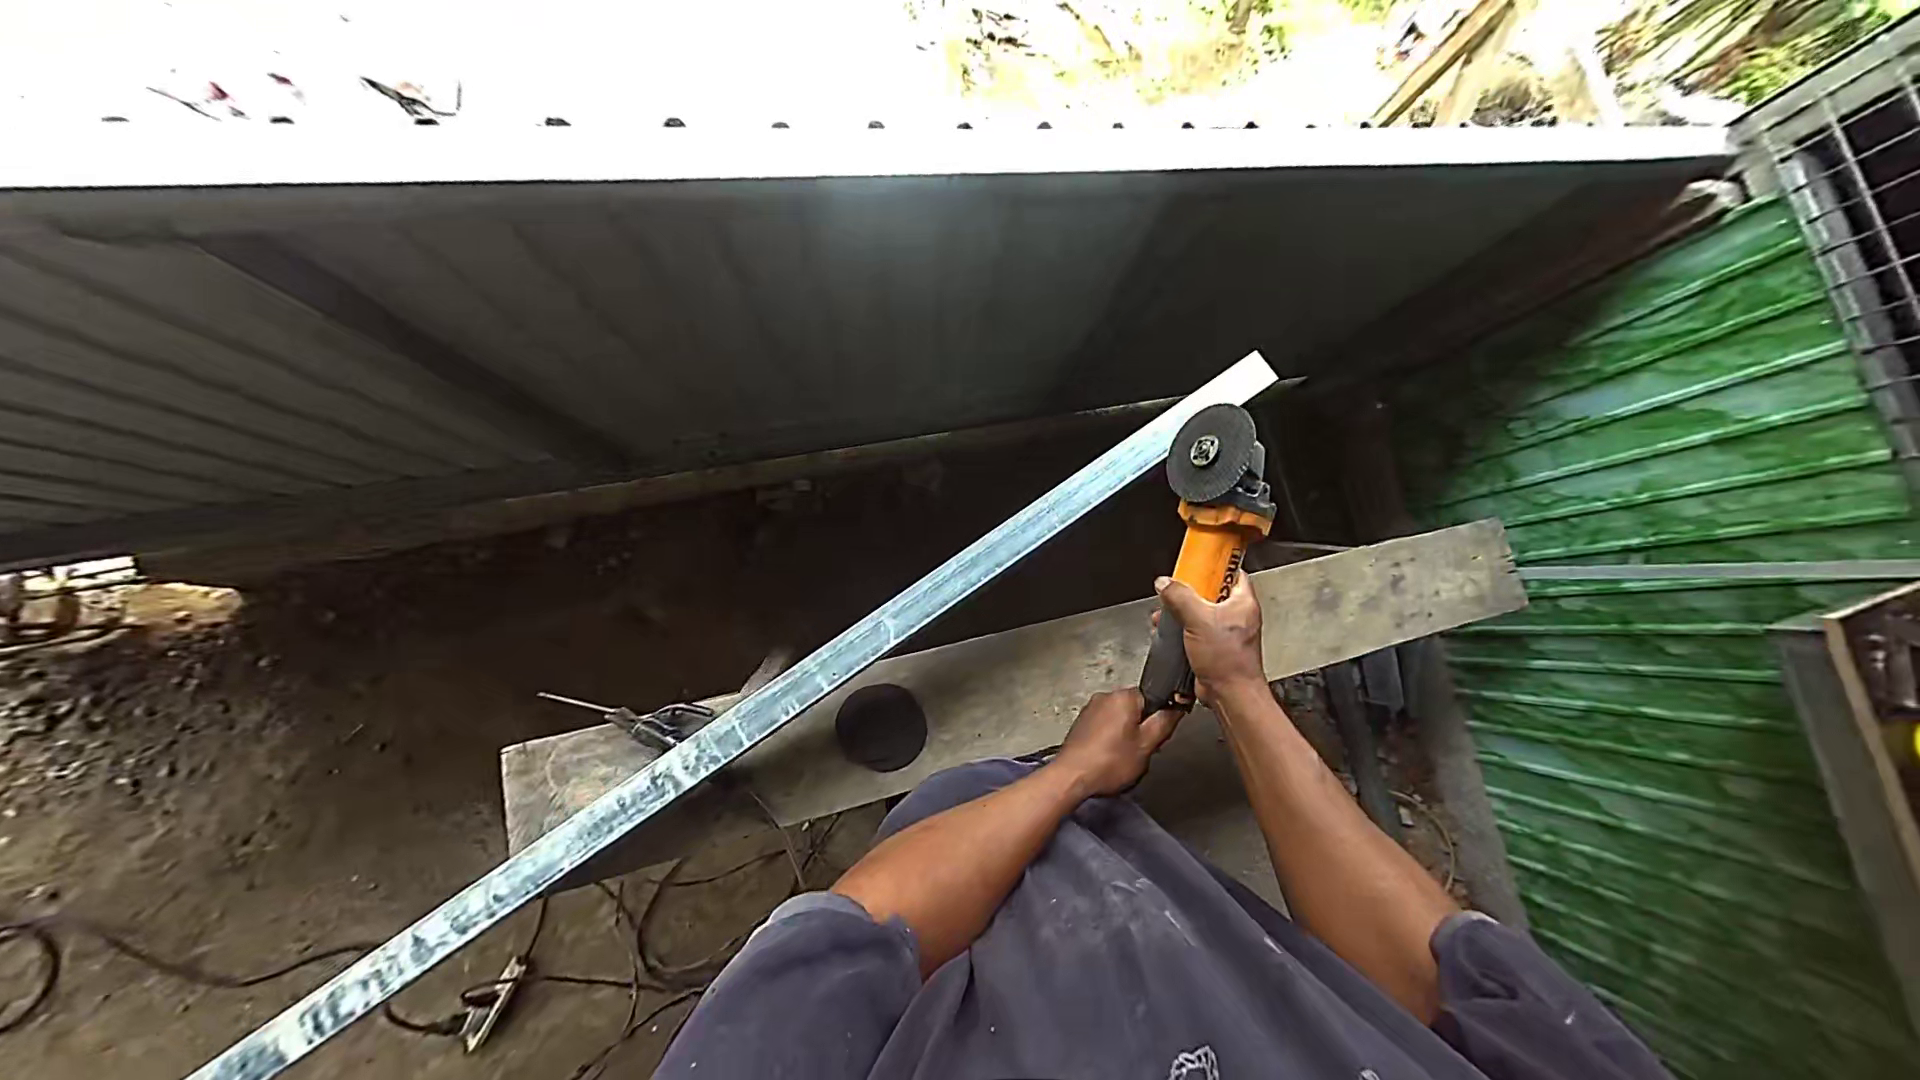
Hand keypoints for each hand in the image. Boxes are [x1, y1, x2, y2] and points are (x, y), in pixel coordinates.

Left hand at [1051, 688, 1180, 797]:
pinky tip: (1108, 756)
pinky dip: (1109, 738)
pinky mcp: (1081, 722)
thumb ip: (1165, 722)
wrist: (1073, 776)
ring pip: (1119, 718)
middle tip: (1140, 750)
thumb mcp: (1147, 744)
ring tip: (1122, 757)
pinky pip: (1104, 726)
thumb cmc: (1109, 762)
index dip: (1159, 718)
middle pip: (1135, 708)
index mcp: (1123, 696)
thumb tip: (1175, 707)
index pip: (1152, 697)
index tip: (1157, 736)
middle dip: (1141, 728)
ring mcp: (1090, 709)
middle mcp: (1105, 696)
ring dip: (1125, 734)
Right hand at [1154, 570, 1264, 704]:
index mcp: (1242, 601)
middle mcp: (1236, 614)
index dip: (1214, 566)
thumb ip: (1180, 597)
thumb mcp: (1199, 619)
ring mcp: (1225, 630)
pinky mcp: (1213, 645)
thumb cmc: (1229, 660)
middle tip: (1175, 590)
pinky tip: (1170, 631)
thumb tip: (1165, 583)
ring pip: (1199, 610)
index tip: (1196, 563)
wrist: (1229, 693)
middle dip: (1188, 591)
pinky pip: (1194, 628)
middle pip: (1210, 591)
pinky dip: (1181, 628)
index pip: (1231, 571)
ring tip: (1168, 613)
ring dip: (1181, 611)